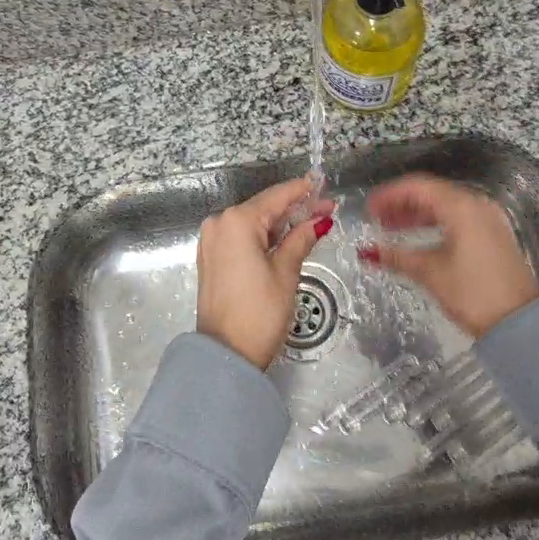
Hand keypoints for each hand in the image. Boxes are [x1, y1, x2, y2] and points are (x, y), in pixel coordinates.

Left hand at [196, 177, 335, 369]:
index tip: (323, 185)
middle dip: (295, 209)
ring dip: (281, 224)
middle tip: (327, 210)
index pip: (276, 197)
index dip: (302, 191)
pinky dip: (264, 237)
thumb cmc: (259, 312)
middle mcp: (219, 224)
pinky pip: (241, 237)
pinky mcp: (211, 258)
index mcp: (237, 221)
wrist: (226, 354)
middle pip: (263, 208)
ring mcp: (212, 241)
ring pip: (253, 223)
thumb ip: (301, 239)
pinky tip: (287, 239)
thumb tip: (319, 220)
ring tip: (313, 223)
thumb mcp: (286, 273)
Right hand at [363, 174, 538, 336]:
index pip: (417, 187)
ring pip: (445, 206)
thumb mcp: (430, 273)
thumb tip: (367, 252)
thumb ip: (396, 257)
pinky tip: (419, 239)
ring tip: (392, 230)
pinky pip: (458, 218)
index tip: (368, 209)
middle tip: (377, 219)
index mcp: (460, 207)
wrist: (521, 322)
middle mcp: (476, 205)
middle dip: (401, 204)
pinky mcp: (494, 235)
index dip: (389, 195)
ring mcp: (488, 219)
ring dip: (417, 215)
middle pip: (431, 193)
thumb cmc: (473, 293)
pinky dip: (435, 223)